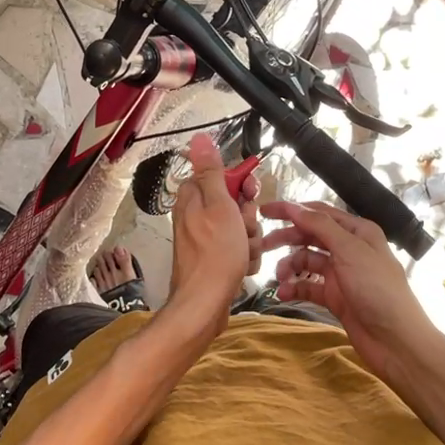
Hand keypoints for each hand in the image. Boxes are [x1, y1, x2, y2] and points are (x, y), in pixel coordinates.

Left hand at [166, 134, 256, 332]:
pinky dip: (244, 257)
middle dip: (248, 218)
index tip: (249, 197)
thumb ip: (212, 172)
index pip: (224, 177)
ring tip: (242, 254)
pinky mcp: (215, 258)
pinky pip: (238, 248)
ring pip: (241, 227)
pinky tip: (241, 267)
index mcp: (194, 197)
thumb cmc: (215, 255)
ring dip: (249, 240)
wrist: (205, 305)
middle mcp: (197, 215)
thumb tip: (200, 138)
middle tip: (243, 231)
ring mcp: (206, 238)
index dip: (241, 186)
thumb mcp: (218, 206)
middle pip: (235, 203)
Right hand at [260, 200, 438, 381]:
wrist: (396, 341)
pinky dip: (296, 288)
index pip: (319, 213)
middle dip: (287, 239)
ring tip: (279, 277)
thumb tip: (294, 207)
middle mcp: (349, 249)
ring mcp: (342, 274)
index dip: (292, 210)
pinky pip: (309, 286)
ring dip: (291, 266)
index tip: (264, 212)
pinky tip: (284, 294)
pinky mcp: (336, 297)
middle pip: (311, 236)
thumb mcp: (350, 250)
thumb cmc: (376, 288)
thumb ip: (321, 227)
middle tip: (262, 246)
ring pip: (308, 261)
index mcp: (357, 232)